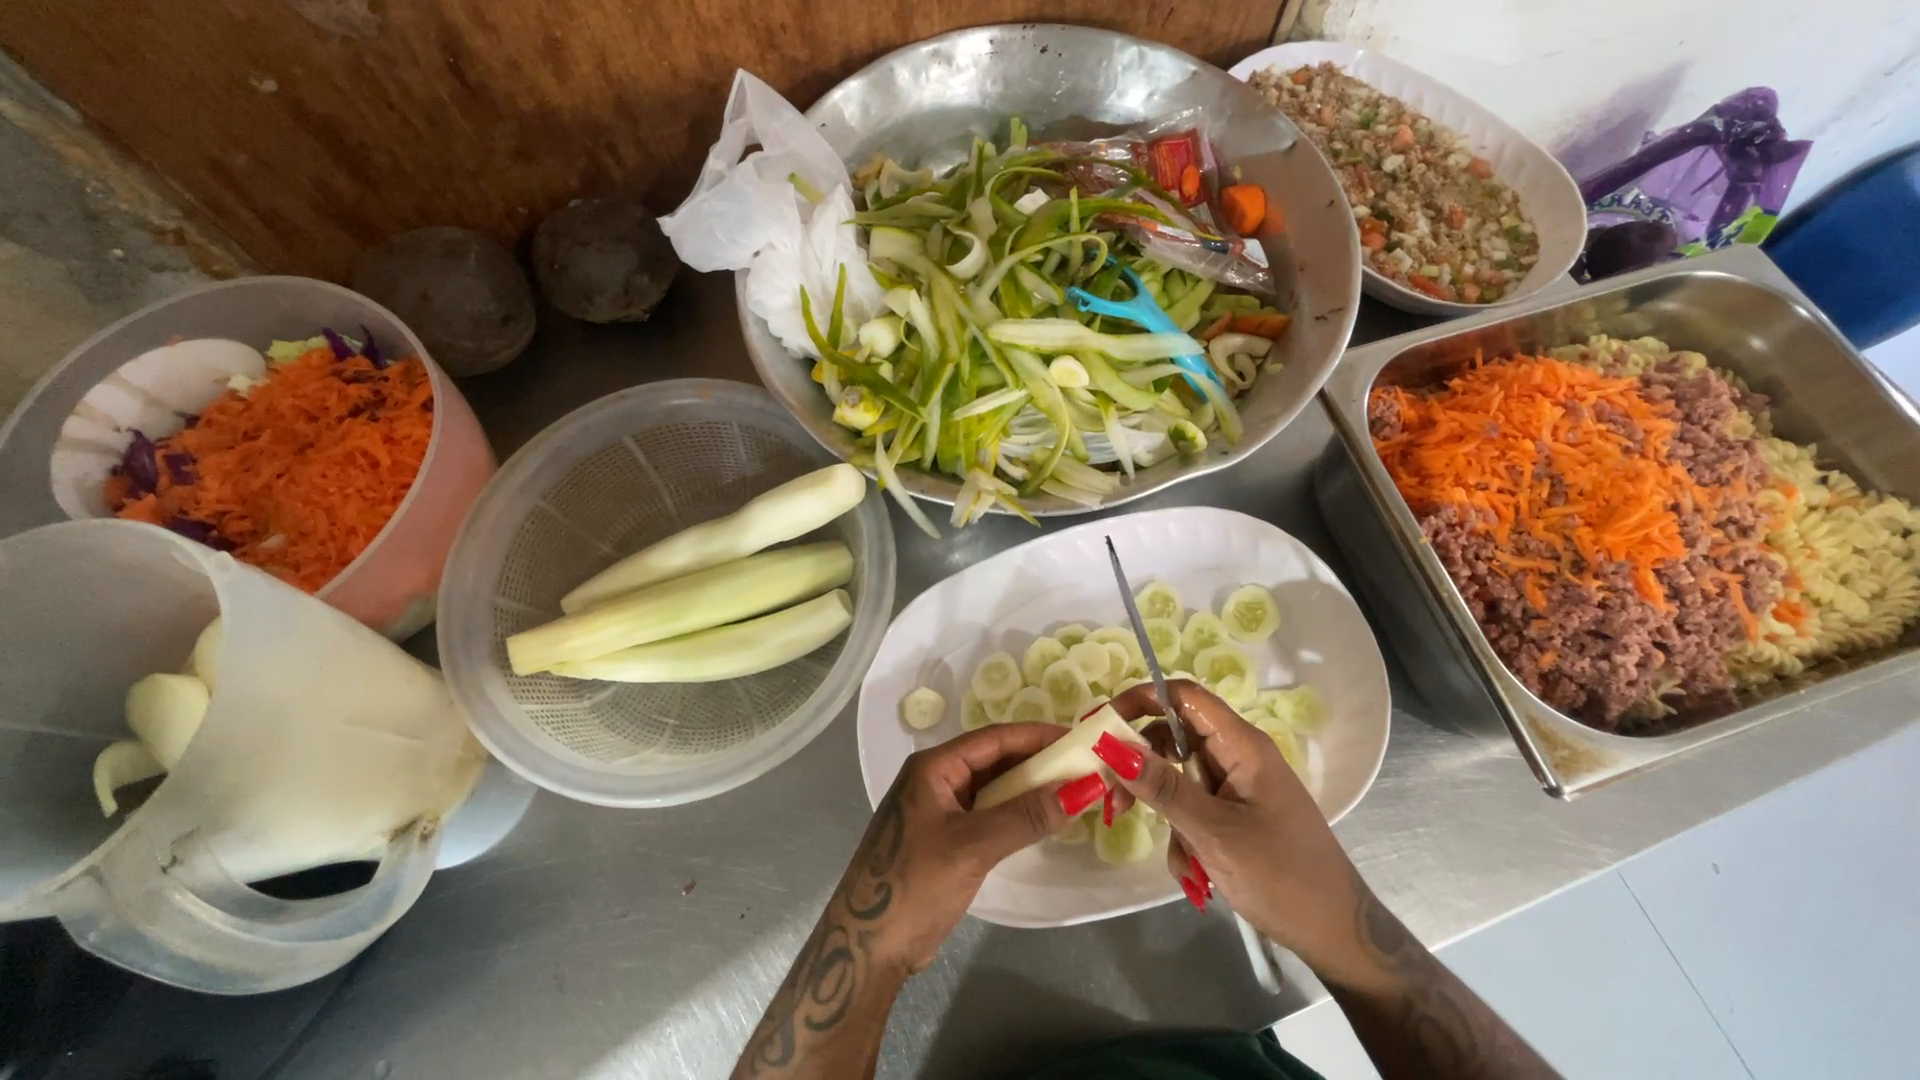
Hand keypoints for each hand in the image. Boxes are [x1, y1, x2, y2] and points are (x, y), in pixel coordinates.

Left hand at [843, 721, 1084, 973]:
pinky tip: (1044, 817)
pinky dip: (1016, 811)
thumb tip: (1083, 787)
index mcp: (932, 768)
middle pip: (994, 758)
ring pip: (993, 786)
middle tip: (1086, 764)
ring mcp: (939, 810)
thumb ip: (1027, 815)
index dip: (1037, 735)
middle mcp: (935, 780)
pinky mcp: (946, 838)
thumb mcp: (974, 846)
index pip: (994, 738)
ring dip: (1030, 787)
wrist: (868, 946)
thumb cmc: (915, 884)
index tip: (1079, 738)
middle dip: (1038, 761)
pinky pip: (988, 812)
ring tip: (1075, 788)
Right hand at [1098, 680, 1365, 973]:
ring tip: (1175, 858)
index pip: (1183, 696)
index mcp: (1242, 746)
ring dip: (1166, 812)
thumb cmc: (1282, 877)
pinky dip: (1185, 836)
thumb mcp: (1213, 833)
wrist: (1337, 933)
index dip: (1140, 700)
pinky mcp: (1238, 814)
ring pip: (1180, 777)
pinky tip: (1193, 872)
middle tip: (1113, 801)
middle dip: (1141, 767)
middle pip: (1175, 736)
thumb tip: (1110, 744)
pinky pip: (1194, 808)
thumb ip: (1162, 787)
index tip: (1101, 728)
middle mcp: (1239, 756)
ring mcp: (1239, 786)